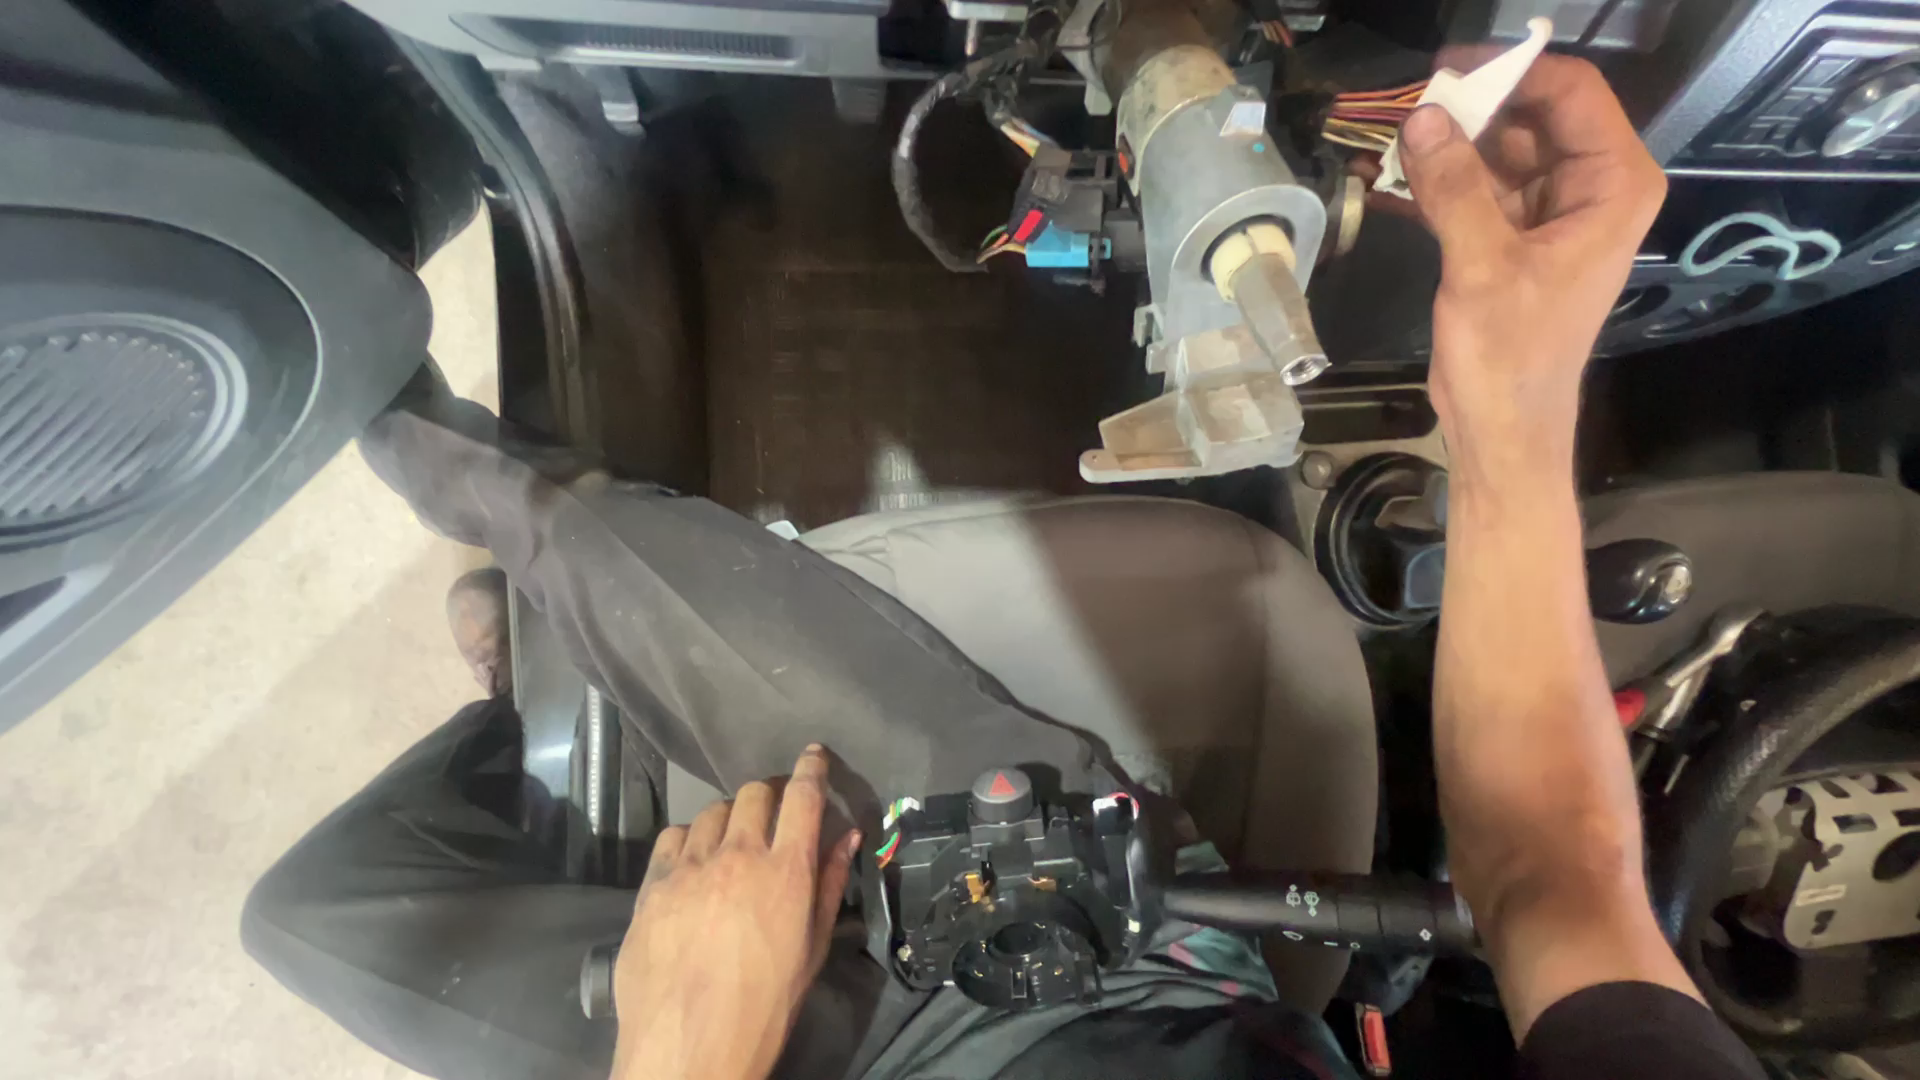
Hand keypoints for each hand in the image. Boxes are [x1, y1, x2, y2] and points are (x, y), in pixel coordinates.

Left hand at [610, 746, 858, 1079]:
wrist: (688, 1053)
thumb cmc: (765, 1005)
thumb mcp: (811, 948)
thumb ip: (829, 883)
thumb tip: (847, 837)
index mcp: (785, 870)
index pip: (803, 796)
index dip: (811, 767)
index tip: (813, 754)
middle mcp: (739, 855)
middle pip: (755, 793)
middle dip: (768, 796)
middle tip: (771, 815)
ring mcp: (691, 868)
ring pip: (713, 811)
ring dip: (729, 818)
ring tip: (730, 843)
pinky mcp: (652, 886)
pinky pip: (673, 837)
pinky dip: (690, 840)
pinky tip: (692, 863)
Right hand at [1398, 55, 1665, 488]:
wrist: (1501, 423)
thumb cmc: (1508, 352)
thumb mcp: (1481, 267)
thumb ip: (1455, 189)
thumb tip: (1424, 119)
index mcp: (1611, 186)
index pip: (1571, 97)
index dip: (1511, 74)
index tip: (1445, 71)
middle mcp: (1586, 192)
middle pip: (1532, 124)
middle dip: (1472, 113)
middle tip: (1407, 109)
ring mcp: (1545, 220)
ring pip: (1498, 160)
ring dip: (1448, 152)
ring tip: (1392, 141)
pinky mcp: (1507, 247)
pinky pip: (1475, 198)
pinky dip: (1439, 188)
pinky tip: (1395, 181)